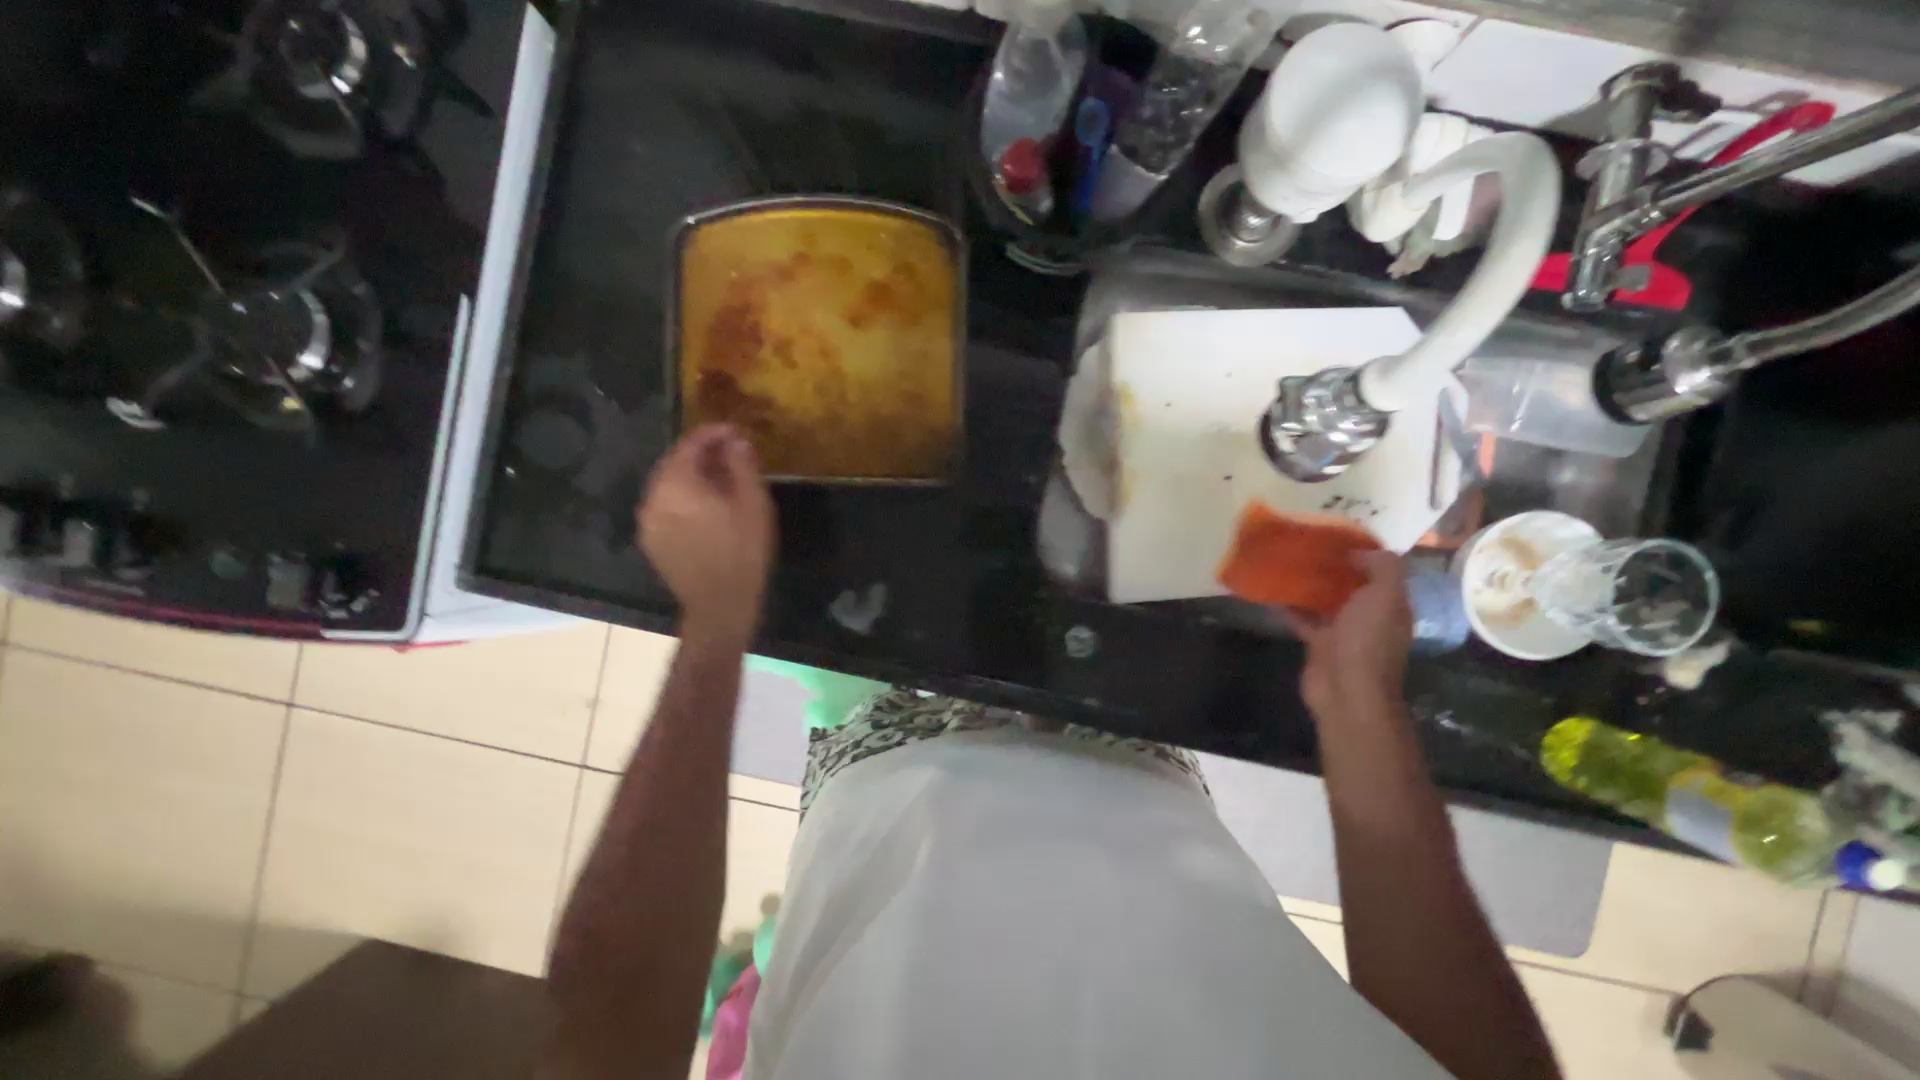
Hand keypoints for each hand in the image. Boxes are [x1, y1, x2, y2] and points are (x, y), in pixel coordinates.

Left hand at [638, 425, 775, 644]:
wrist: (719, 606)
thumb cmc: (742, 552)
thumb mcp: (753, 503)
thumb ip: (741, 465)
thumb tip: (734, 441)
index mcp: (676, 484)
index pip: (690, 445)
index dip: (714, 434)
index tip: (736, 433)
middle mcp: (653, 498)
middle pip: (675, 464)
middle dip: (702, 455)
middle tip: (731, 455)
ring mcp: (648, 522)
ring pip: (669, 487)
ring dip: (693, 478)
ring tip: (722, 482)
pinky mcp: (651, 541)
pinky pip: (667, 508)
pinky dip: (684, 500)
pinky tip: (707, 509)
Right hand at [1286, 550, 1411, 721]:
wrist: (1346, 690)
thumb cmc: (1367, 641)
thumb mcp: (1386, 596)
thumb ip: (1382, 567)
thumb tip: (1360, 552)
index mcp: (1390, 603)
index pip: (1380, 569)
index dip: (1362, 549)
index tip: (1336, 532)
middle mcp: (1369, 614)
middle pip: (1350, 582)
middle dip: (1332, 564)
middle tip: (1305, 540)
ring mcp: (1343, 630)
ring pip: (1325, 599)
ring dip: (1309, 583)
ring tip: (1285, 558)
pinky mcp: (1318, 642)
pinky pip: (1303, 618)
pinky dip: (1289, 605)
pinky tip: (1270, 589)